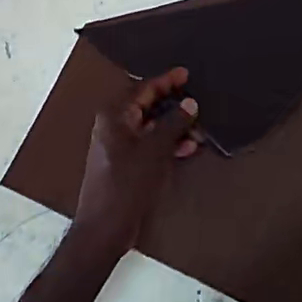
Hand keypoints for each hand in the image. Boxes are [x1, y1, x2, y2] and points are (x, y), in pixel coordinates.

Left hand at [71, 67, 198, 260]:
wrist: (105, 228)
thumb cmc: (125, 185)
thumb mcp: (154, 151)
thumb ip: (173, 124)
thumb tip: (189, 103)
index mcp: (114, 116)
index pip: (143, 88)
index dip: (165, 81)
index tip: (185, 74)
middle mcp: (114, 125)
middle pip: (147, 105)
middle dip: (172, 105)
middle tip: (195, 100)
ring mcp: (119, 144)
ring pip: (151, 126)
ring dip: (173, 126)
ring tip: (197, 128)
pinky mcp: (126, 162)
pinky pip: (150, 143)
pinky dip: (167, 143)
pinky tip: (186, 147)